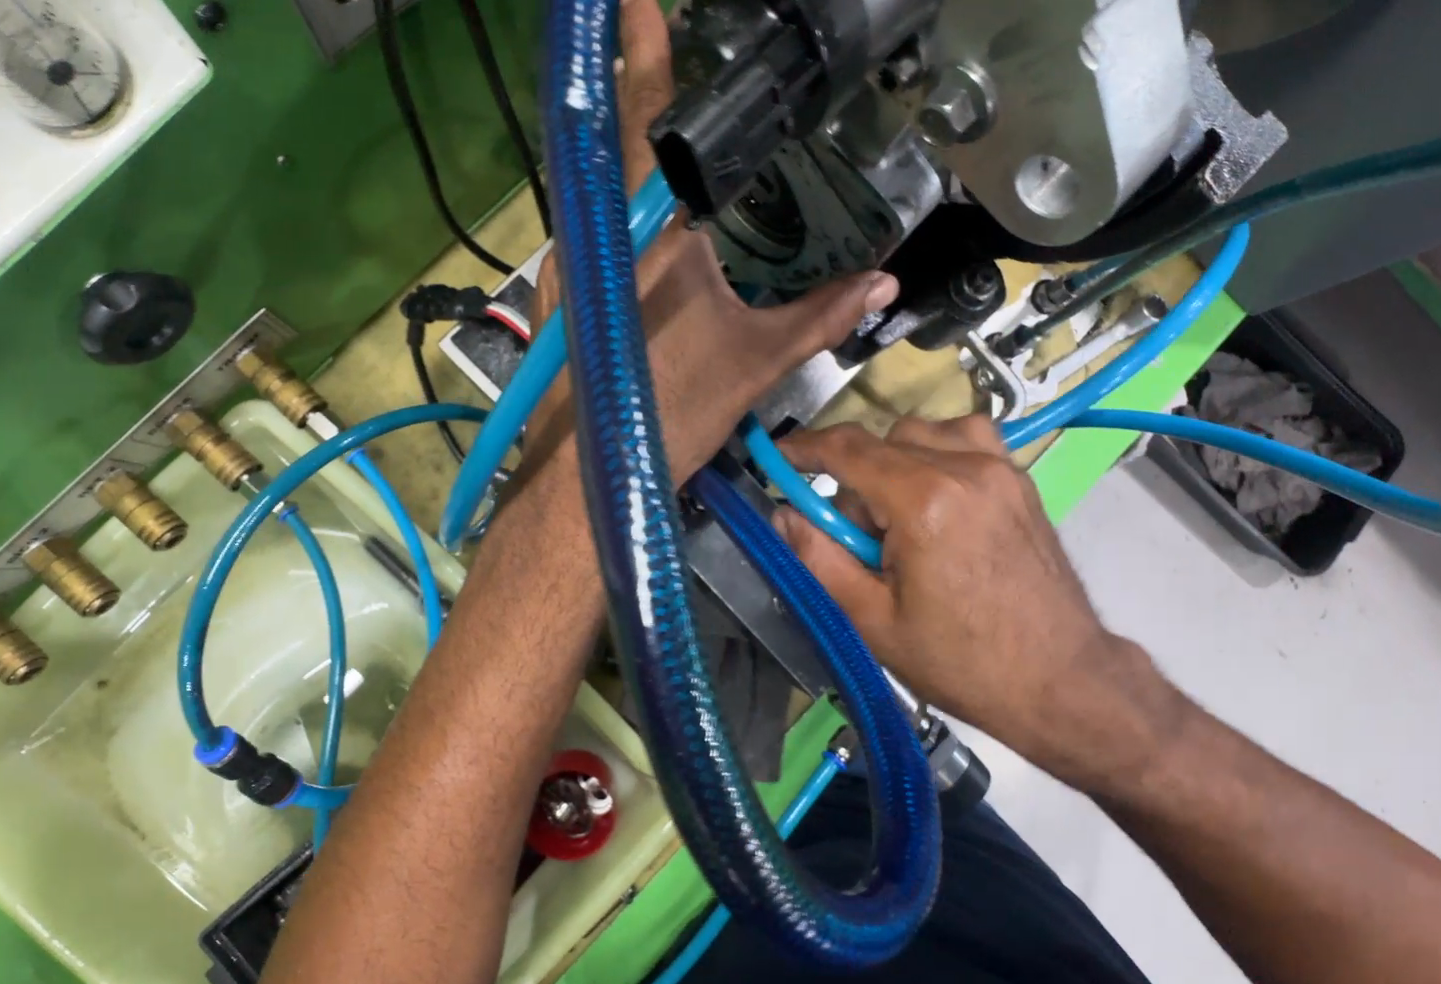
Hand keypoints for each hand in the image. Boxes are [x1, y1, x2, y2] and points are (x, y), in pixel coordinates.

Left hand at [519, 0, 896, 484]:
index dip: (644, 53)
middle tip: (672, 69)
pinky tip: (649, 227)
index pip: (650, 120)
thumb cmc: (670, 415)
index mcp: (654, 233)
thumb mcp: (757, 364)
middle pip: (619, 144)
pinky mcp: (560, 292)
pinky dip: (622, 210)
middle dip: (645, 102)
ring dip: (633, 161)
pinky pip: (594, 227)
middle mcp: (601, 232)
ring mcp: (571, 260)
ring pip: (603, 187)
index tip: (634, 1)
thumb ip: (820, 316)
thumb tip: (880, 283)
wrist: (587, 479)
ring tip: (671, 149)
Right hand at [773, 416, 1158, 790]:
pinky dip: (936, 456)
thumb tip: (781, 515)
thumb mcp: (872, 620)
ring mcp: (1001, 469)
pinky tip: (934, 501)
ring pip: (923, 434)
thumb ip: (819, 559)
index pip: (849, 450)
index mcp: (925, 502)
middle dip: (855, 481)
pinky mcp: (1021, 480)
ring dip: (893, 464)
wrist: (1060, 678)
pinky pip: (965, 440)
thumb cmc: (961, 662)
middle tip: (857, 541)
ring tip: (897, 522)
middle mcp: (967, 468)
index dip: (804, 448)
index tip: (776, 458)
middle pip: (883, 441)